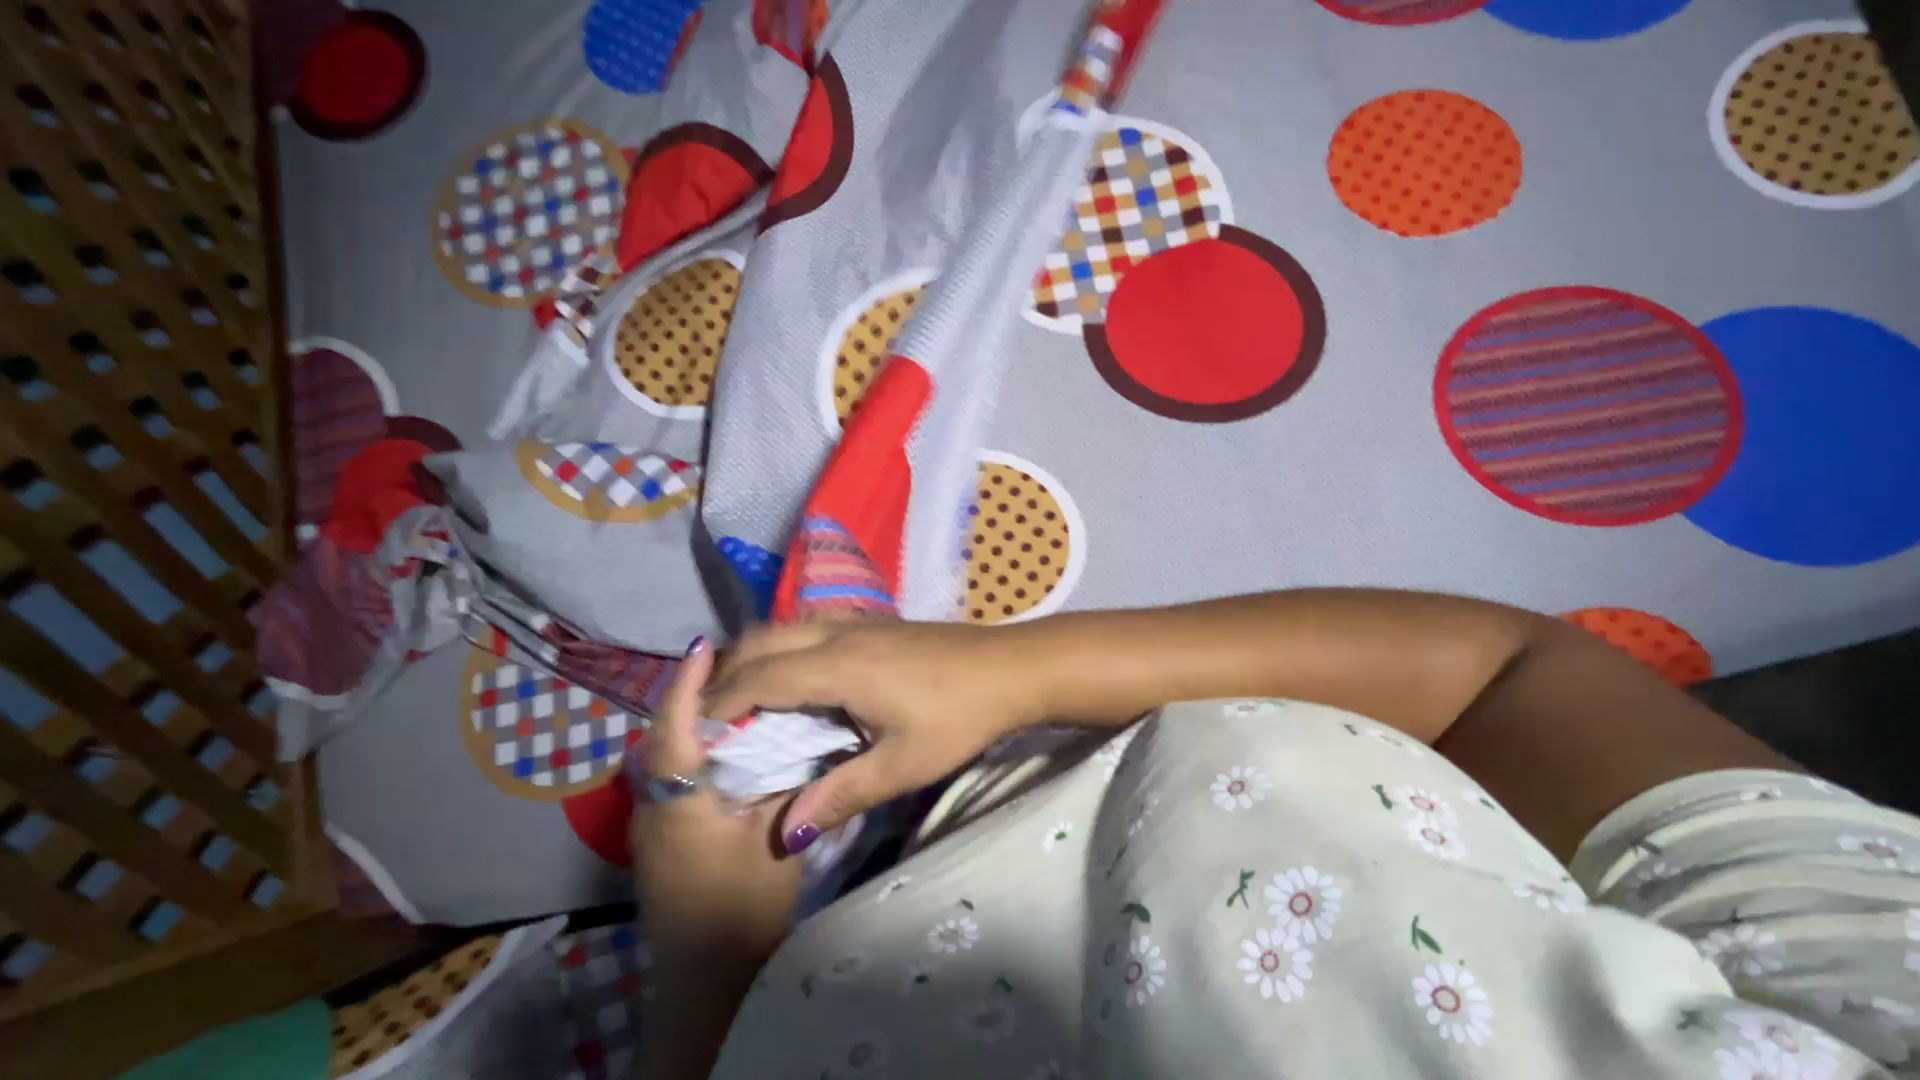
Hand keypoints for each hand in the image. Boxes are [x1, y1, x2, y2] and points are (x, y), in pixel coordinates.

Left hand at [630, 639, 802, 1076]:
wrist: (706, 977)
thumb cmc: (741, 906)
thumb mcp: (774, 842)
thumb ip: (782, 785)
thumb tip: (799, 737)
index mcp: (676, 801)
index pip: (675, 728)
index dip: (687, 684)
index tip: (705, 644)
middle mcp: (652, 804)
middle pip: (664, 735)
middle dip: (690, 694)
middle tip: (731, 662)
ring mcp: (651, 822)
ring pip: (667, 756)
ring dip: (692, 720)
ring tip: (735, 692)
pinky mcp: (662, 834)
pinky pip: (674, 775)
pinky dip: (696, 748)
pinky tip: (729, 744)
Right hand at [702, 620, 1049, 853]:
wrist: (1013, 668)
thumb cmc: (959, 717)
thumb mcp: (903, 765)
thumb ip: (842, 793)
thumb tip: (787, 828)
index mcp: (837, 666)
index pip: (759, 678)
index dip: (721, 704)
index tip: (695, 734)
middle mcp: (837, 633)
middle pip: (761, 641)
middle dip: (726, 674)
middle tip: (711, 718)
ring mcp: (856, 621)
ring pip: (783, 628)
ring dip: (754, 657)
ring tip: (742, 701)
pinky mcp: (873, 622)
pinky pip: (807, 627)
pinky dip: (781, 649)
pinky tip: (792, 680)